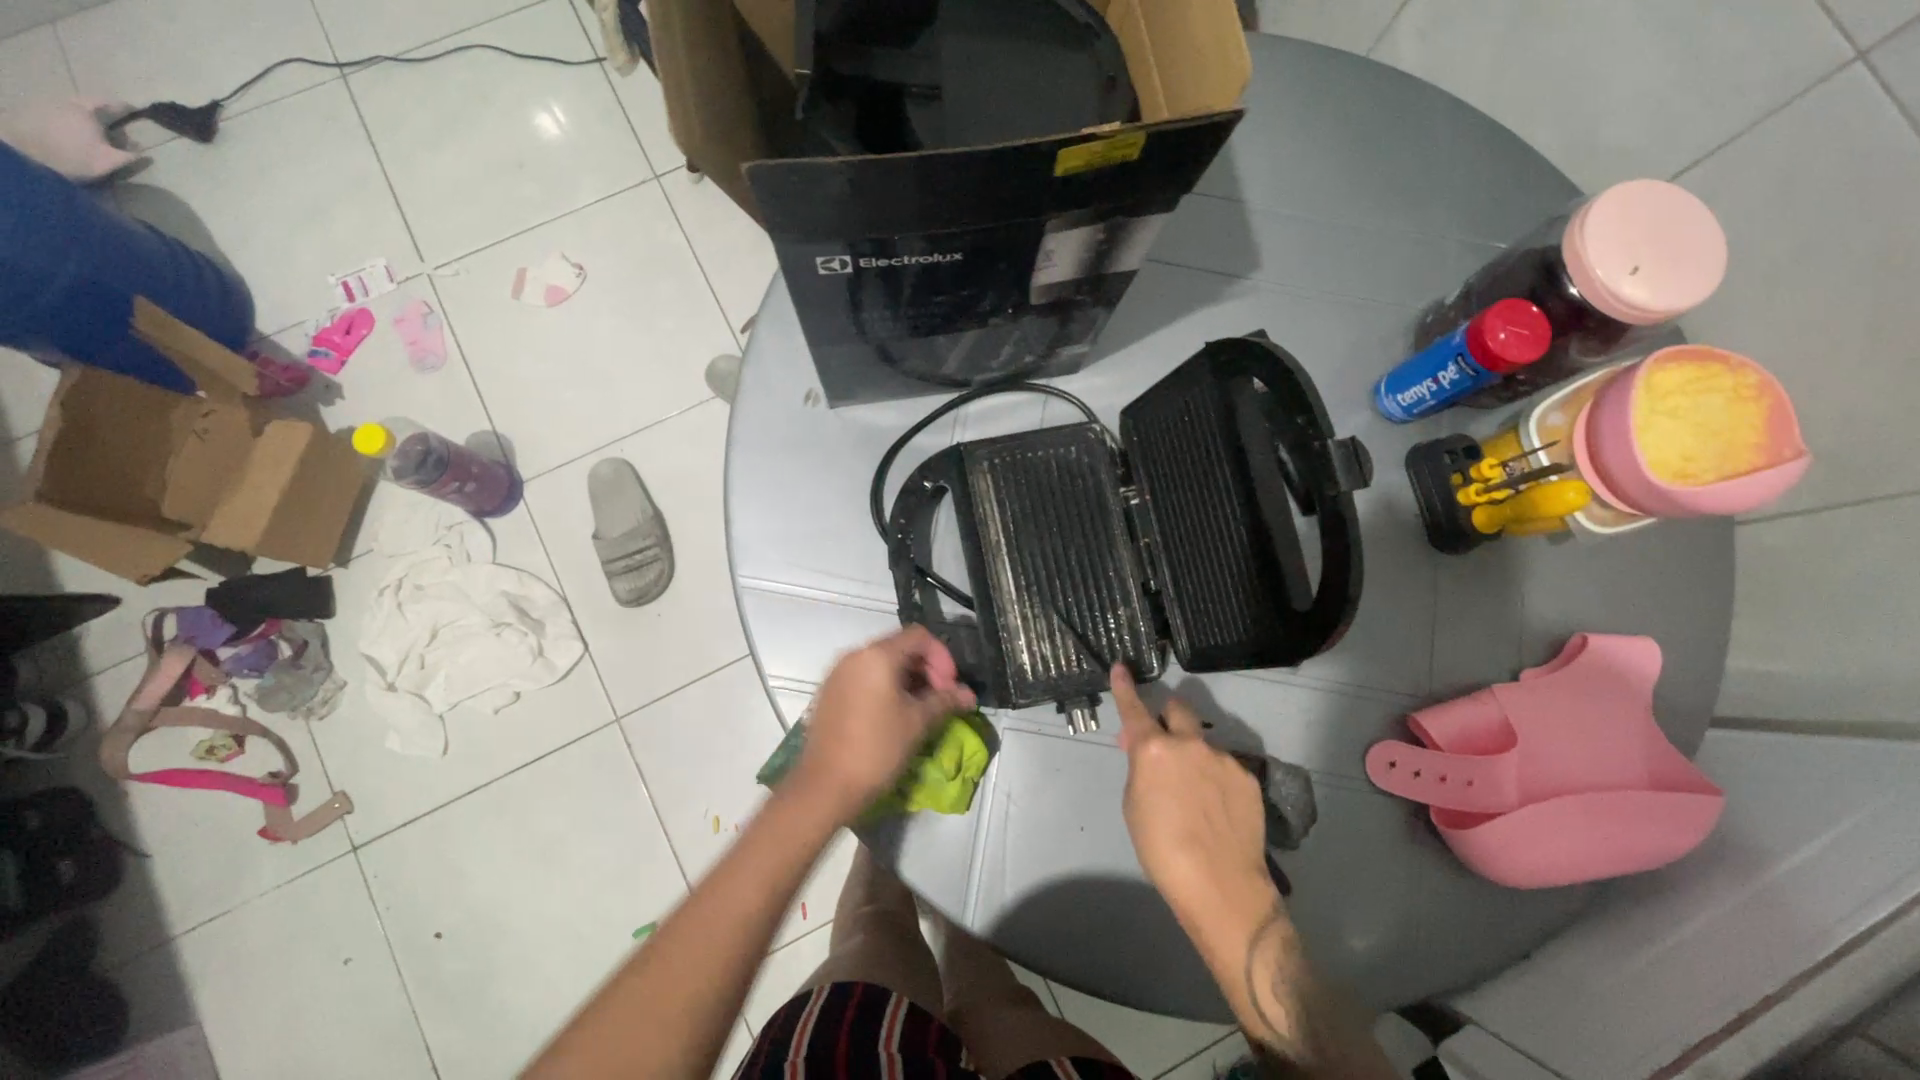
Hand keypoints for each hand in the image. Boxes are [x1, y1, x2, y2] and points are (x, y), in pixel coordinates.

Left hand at [792, 626, 976, 822]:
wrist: (825, 785)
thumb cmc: (876, 749)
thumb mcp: (917, 723)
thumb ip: (945, 701)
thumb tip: (969, 695)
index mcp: (877, 655)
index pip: (919, 636)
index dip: (942, 657)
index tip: (950, 687)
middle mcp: (854, 656)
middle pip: (899, 647)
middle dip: (926, 669)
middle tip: (939, 699)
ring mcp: (838, 673)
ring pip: (881, 663)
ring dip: (907, 679)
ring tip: (920, 709)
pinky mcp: (829, 692)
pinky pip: (864, 678)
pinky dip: (884, 687)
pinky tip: (894, 715)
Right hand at [1111, 665, 1274, 928]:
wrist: (1219, 882)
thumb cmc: (1161, 849)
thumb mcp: (1134, 805)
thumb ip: (1140, 770)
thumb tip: (1144, 750)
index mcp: (1154, 750)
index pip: (1134, 710)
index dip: (1125, 688)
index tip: (1121, 667)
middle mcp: (1190, 744)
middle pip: (1178, 710)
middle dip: (1167, 717)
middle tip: (1163, 741)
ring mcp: (1224, 758)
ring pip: (1203, 744)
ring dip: (1194, 757)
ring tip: (1196, 797)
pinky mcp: (1248, 777)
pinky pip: (1225, 768)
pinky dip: (1216, 779)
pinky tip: (1217, 809)